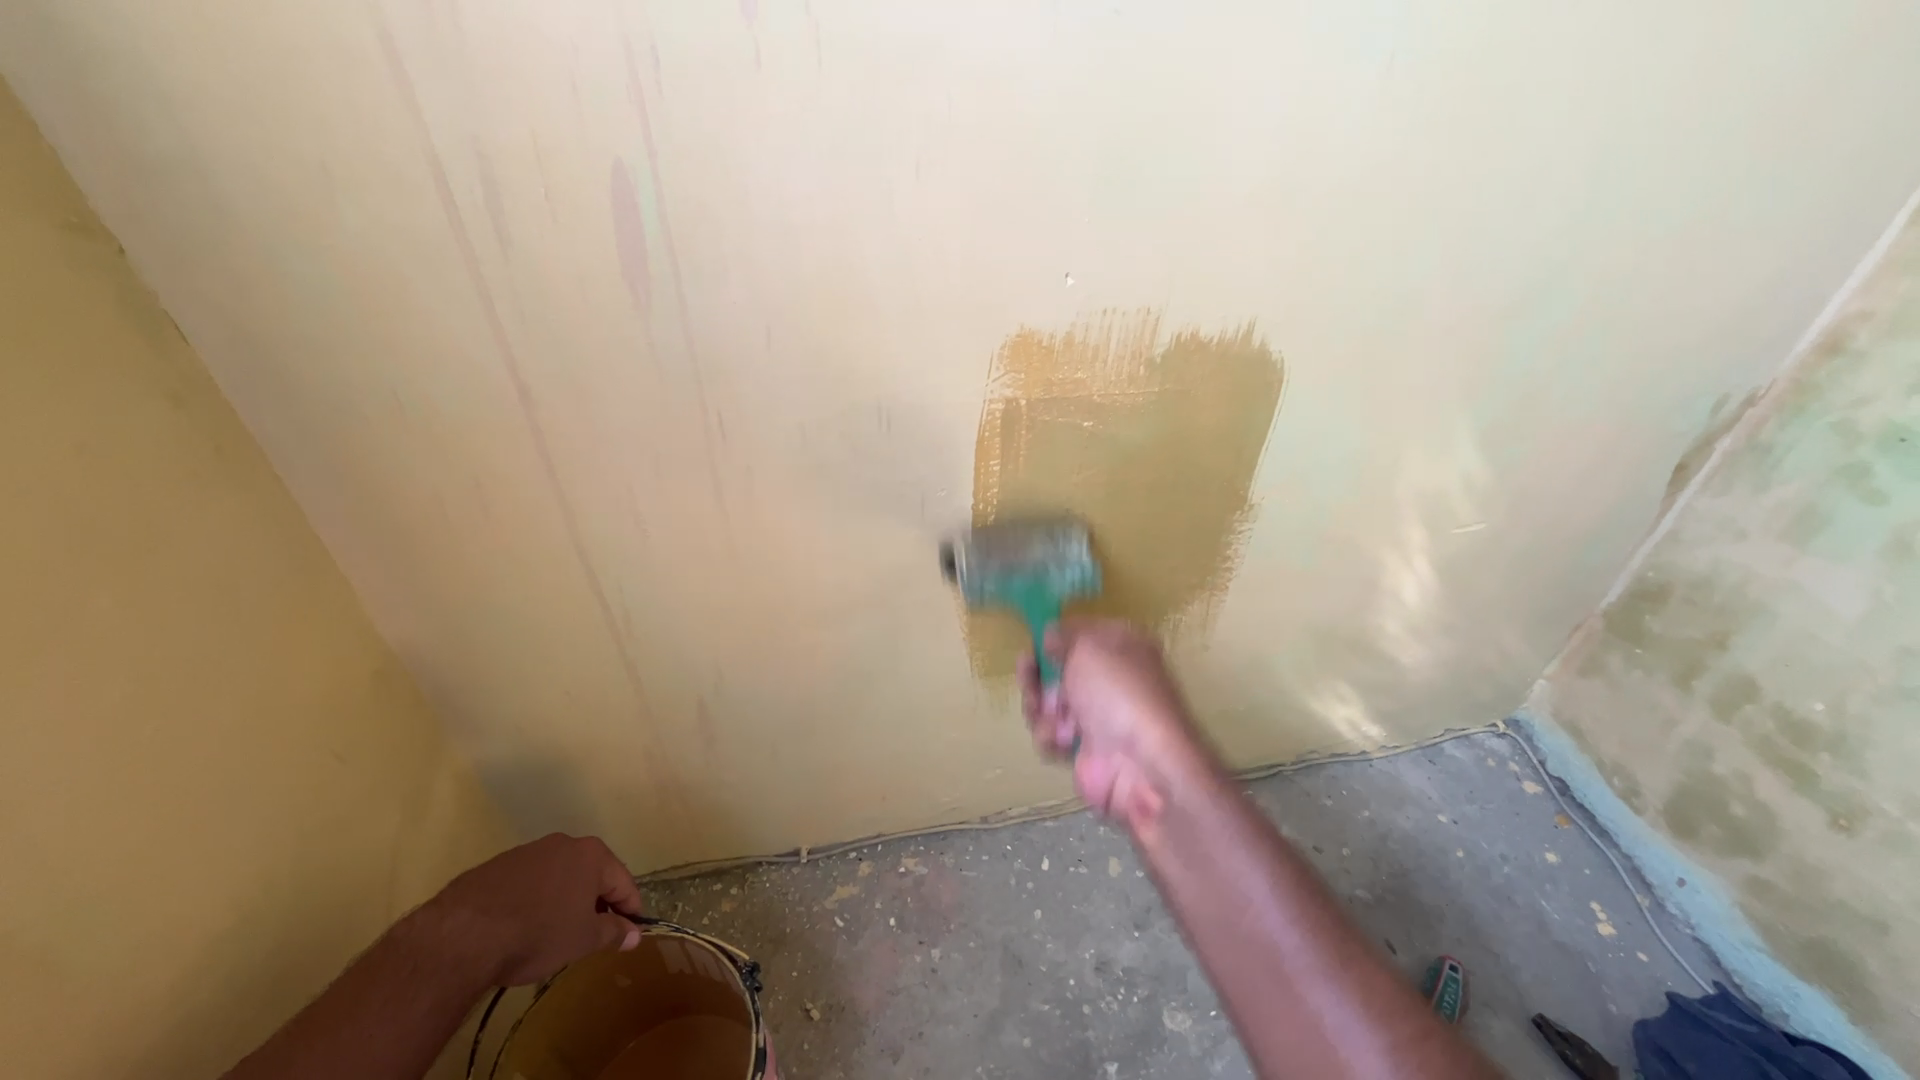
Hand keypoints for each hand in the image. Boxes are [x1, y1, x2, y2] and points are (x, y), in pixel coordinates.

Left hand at [415, 833, 644, 986]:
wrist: (463, 935)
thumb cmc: (538, 933)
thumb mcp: (584, 939)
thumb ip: (614, 932)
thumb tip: (634, 934)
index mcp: (591, 855)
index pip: (623, 882)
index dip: (631, 910)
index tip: (630, 933)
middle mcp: (562, 844)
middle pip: (590, 876)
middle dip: (596, 904)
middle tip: (594, 935)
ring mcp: (526, 853)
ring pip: (558, 878)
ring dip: (564, 902)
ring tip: (555, 935)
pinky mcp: (495, 867)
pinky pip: (527, 885)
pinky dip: (533, 903)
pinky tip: (522, 929)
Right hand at [1018, 618, 1214, 826]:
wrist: (1139, 763)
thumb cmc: (1116, 693)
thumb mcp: (1088, 647)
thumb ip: (1064, 635)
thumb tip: (1050, 635)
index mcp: (1120, 646)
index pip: (1079, 633)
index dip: (1055, 638)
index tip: (1034, 644)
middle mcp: (1109, 679)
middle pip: (1056, 670)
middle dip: (1037, 677)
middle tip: (1029, 680)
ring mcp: (1096, 716)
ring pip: (1047, 704)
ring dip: (1042, 711)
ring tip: (1055, 720)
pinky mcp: (1083, 748)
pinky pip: (1051, 736)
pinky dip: (1051, 739)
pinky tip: (1064, 742)